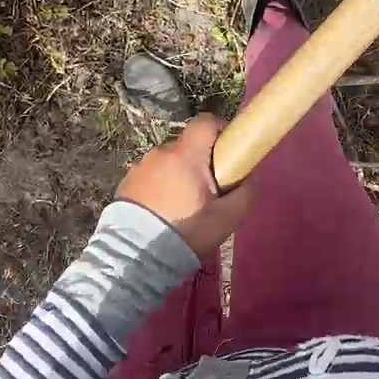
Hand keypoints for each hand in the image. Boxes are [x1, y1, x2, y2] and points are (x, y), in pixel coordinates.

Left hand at [117, 114, 254, 258]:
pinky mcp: (127, 181)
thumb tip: (251, 178)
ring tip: (183, 207)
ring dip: (179, 174)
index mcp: (185, 154)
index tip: (228, 155)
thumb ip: (246, 194)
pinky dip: (160, 185)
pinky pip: (151, 175)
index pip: (206, 122)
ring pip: (169, 161)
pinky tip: (163, 211)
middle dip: (201, 161)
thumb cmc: (186, 232)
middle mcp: (161, 152)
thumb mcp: (226, 219)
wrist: (136, 257)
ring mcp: (140, 165)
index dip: (221, 131)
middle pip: (189, 145)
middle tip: (208, 192)